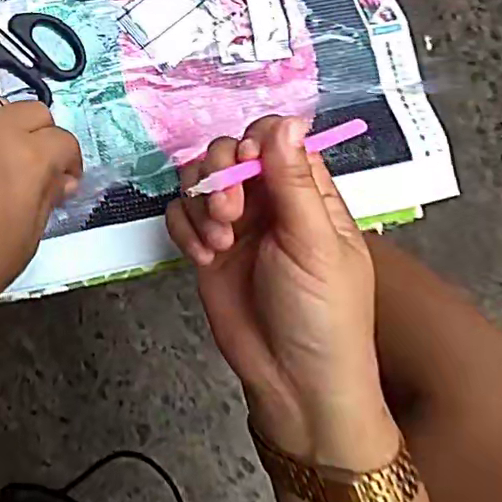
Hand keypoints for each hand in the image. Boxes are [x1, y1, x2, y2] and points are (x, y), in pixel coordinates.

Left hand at [0, 99, 81, 332]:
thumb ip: (47, 197)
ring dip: (7, 128)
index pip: (63, 141)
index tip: (62, 184)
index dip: (69, 164)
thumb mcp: (26, 240)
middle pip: (34, 111)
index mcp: (27, 156)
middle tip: (34, 170)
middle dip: (42, 137)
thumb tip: (59, 178)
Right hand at [164, 116, 396, 468]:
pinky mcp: (204, 243)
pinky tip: (203, 256)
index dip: (255, 143)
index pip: (275, 141)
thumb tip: (288, 120)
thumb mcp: (314, 244)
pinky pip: (178, 213)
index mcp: (307, 195)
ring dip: (200, 205)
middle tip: (229, 212)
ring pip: (197, 179)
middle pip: (227, 153)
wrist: (290, 382)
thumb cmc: (322, 314)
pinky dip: (184, 230)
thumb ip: (293, 181)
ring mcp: (233, 222)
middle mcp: (267, 201)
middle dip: (220, 176)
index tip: (248, 163)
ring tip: (218, 241)